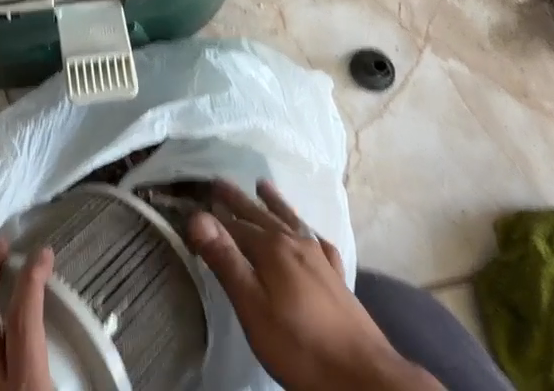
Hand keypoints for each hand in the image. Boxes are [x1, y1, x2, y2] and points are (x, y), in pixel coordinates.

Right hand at [189, 180, 439, 390]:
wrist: (361, 375)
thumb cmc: (298, 343)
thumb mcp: (252, 305)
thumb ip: (225, 260)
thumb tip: (197, 217)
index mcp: (273, 248)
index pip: (234, 224)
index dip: (211, 217)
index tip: (192, 205)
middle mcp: (297, 244)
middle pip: (261, 216)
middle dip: (238, 200)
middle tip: (218, 182)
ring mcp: (320, 259)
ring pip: (291, 221)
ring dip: (274, 204)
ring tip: (262, 186)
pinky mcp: (336, 277)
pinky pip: (317, 241)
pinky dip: (306, 230)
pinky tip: (309, 233)